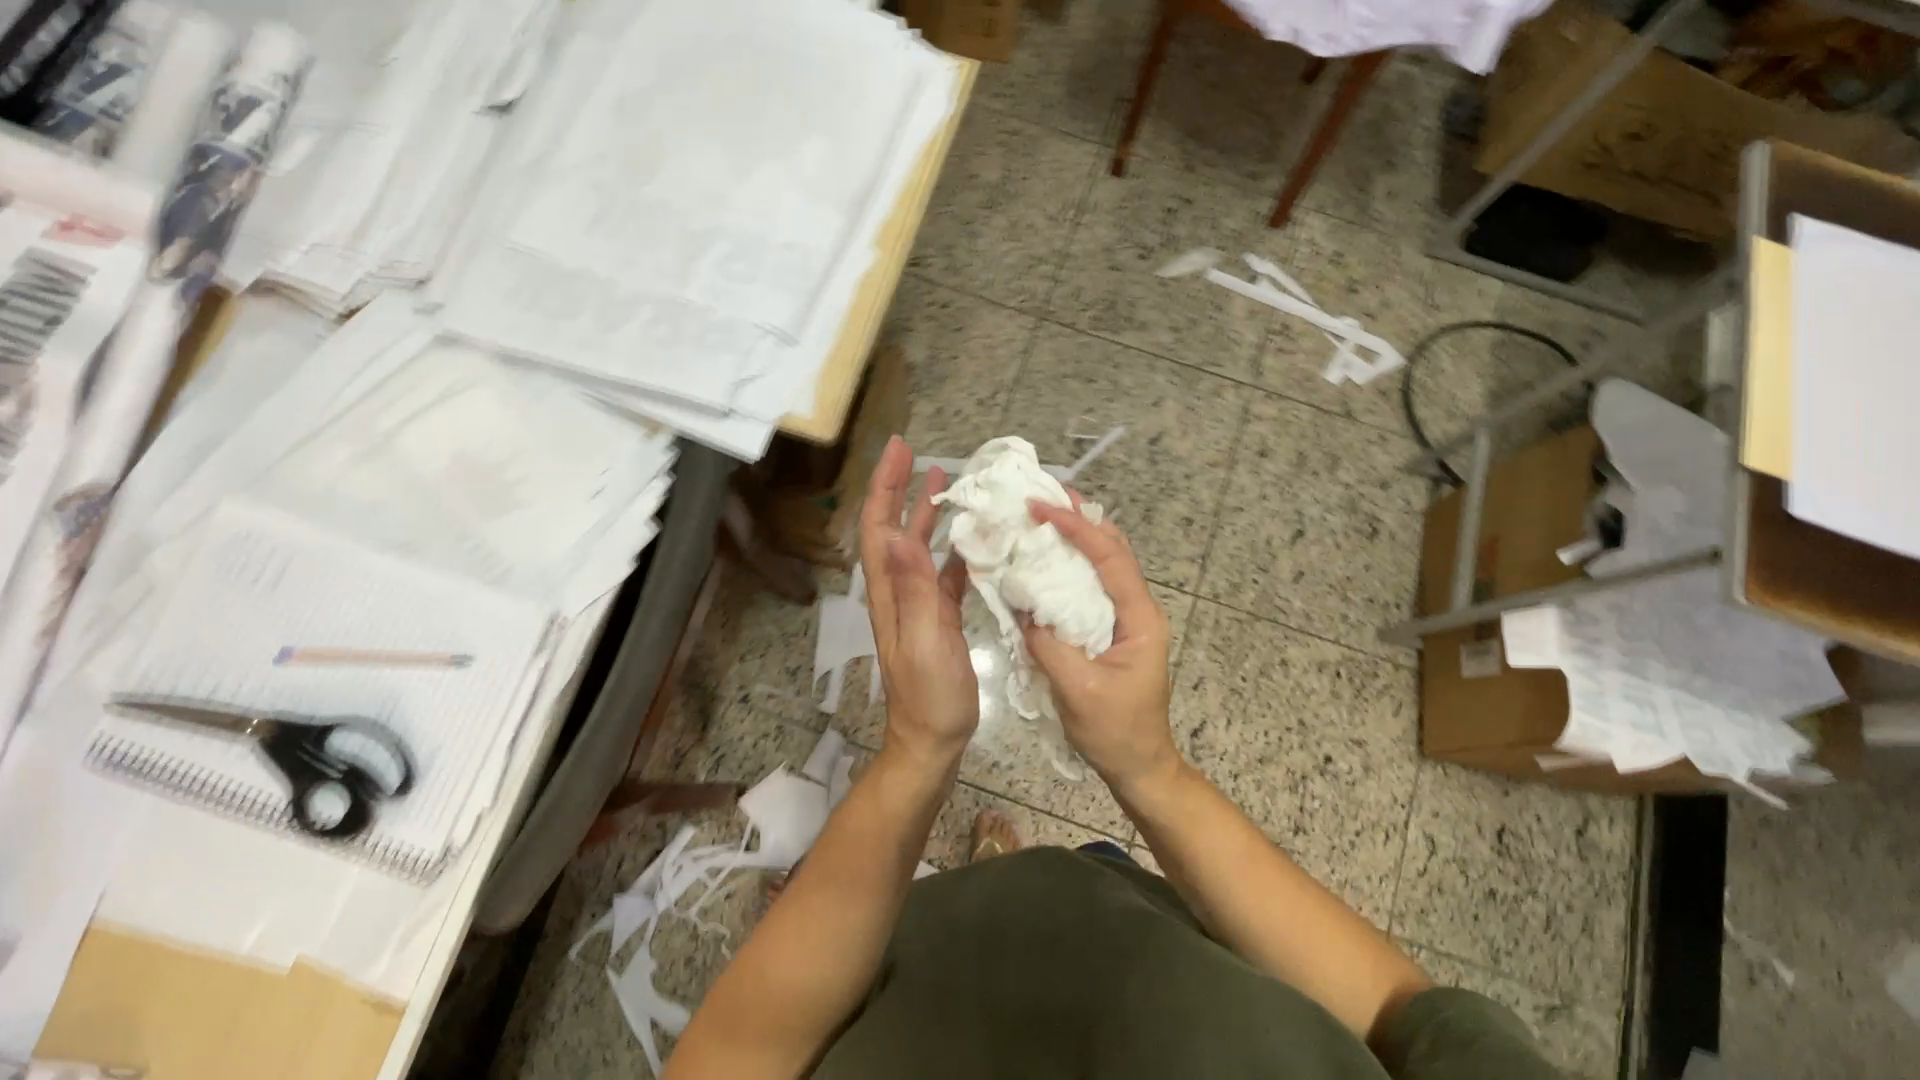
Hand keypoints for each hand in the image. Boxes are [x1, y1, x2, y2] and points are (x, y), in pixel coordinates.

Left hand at [859, 436, 977, 768]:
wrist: (932, 739)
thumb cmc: (928, 695)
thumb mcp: (923, 638)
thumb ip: (914, 588)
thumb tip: (898, 534)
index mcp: (890, 593)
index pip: (879, 528)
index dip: (885, 487)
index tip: (899, 449)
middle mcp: (899, 592)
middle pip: (894, 529)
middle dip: (902, 489)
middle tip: (922, 454)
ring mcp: (918, 606)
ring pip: (919, 548)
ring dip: (927, 514)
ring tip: (947, 482)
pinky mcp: (939, 619)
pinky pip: (945, 575)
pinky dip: (955, 551)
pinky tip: (974, 539)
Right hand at [1022, 498, 1179, 794]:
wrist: (1139, 765)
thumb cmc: (1114, 731)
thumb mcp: (1078, 689)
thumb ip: (1049, 643)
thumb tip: (1021, 605)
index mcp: (1139, 618)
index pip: (1110, 557)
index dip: (1076, 527)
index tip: (1040, 506)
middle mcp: (1137, 610)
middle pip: (1112, 549)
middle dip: (1078, 519)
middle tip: (1041, 495)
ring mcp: (1126, 620)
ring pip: (1102, 565)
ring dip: (1074, 539)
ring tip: (1040, 516)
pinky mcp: (1111, 632)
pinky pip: (1091, 588)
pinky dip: (1068, 568)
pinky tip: (1043, 563)